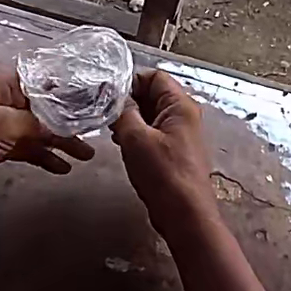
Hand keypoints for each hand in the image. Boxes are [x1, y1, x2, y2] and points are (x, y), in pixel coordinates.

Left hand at [0, 71, 93, 206]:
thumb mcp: (3, 124)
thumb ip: (38, 122)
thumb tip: (65, 125)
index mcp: (0, 84)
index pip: (41, 77)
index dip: (66, 85)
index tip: (92, 93)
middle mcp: (3, 100)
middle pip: (45, 105)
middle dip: (69, 118)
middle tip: (94, 129)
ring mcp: (0, 125)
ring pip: (39, 129)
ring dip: (62, 141)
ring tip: (85, 155)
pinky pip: (29, 148)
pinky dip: (45, 156)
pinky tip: (62, 167)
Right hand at [112, 69, 216, 235]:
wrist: (184, 214)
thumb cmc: (164, 174)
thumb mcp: (135, 138)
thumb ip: (123, 112)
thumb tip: (116, 100)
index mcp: (181, 106)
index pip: (154, 76)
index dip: (131, 81)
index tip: (109, 94)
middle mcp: (184, 116)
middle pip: (152, 95)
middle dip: (128, 102)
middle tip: (106, 114)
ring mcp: (180, 135)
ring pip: (150, 116)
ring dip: (130, 120)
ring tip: (112, 130)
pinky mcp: (173, 153)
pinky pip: (152, 134)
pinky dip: (137, 135)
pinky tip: (123, 145)